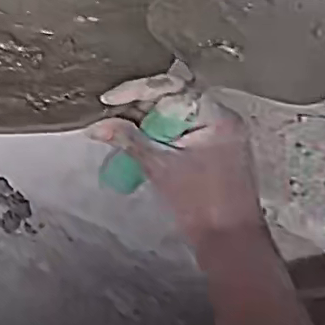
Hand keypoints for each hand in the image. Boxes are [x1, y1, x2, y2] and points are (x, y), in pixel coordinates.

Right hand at [87, 91, 263, 246]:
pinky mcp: (207, 147)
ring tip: (110, 125)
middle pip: (171, 96)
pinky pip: (174, 128)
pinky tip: (128, 136)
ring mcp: (215, 133)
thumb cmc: (201, 202)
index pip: (173, 87)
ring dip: (139, 118)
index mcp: (217, 118)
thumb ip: (126, 138)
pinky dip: (150, 130)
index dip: (137, 89)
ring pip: (169, 113)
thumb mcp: (158, 166)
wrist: (229, 238)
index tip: (108, 100)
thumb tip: (95, 125)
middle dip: (135, 104)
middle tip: (105, 112)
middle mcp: (220, 119)